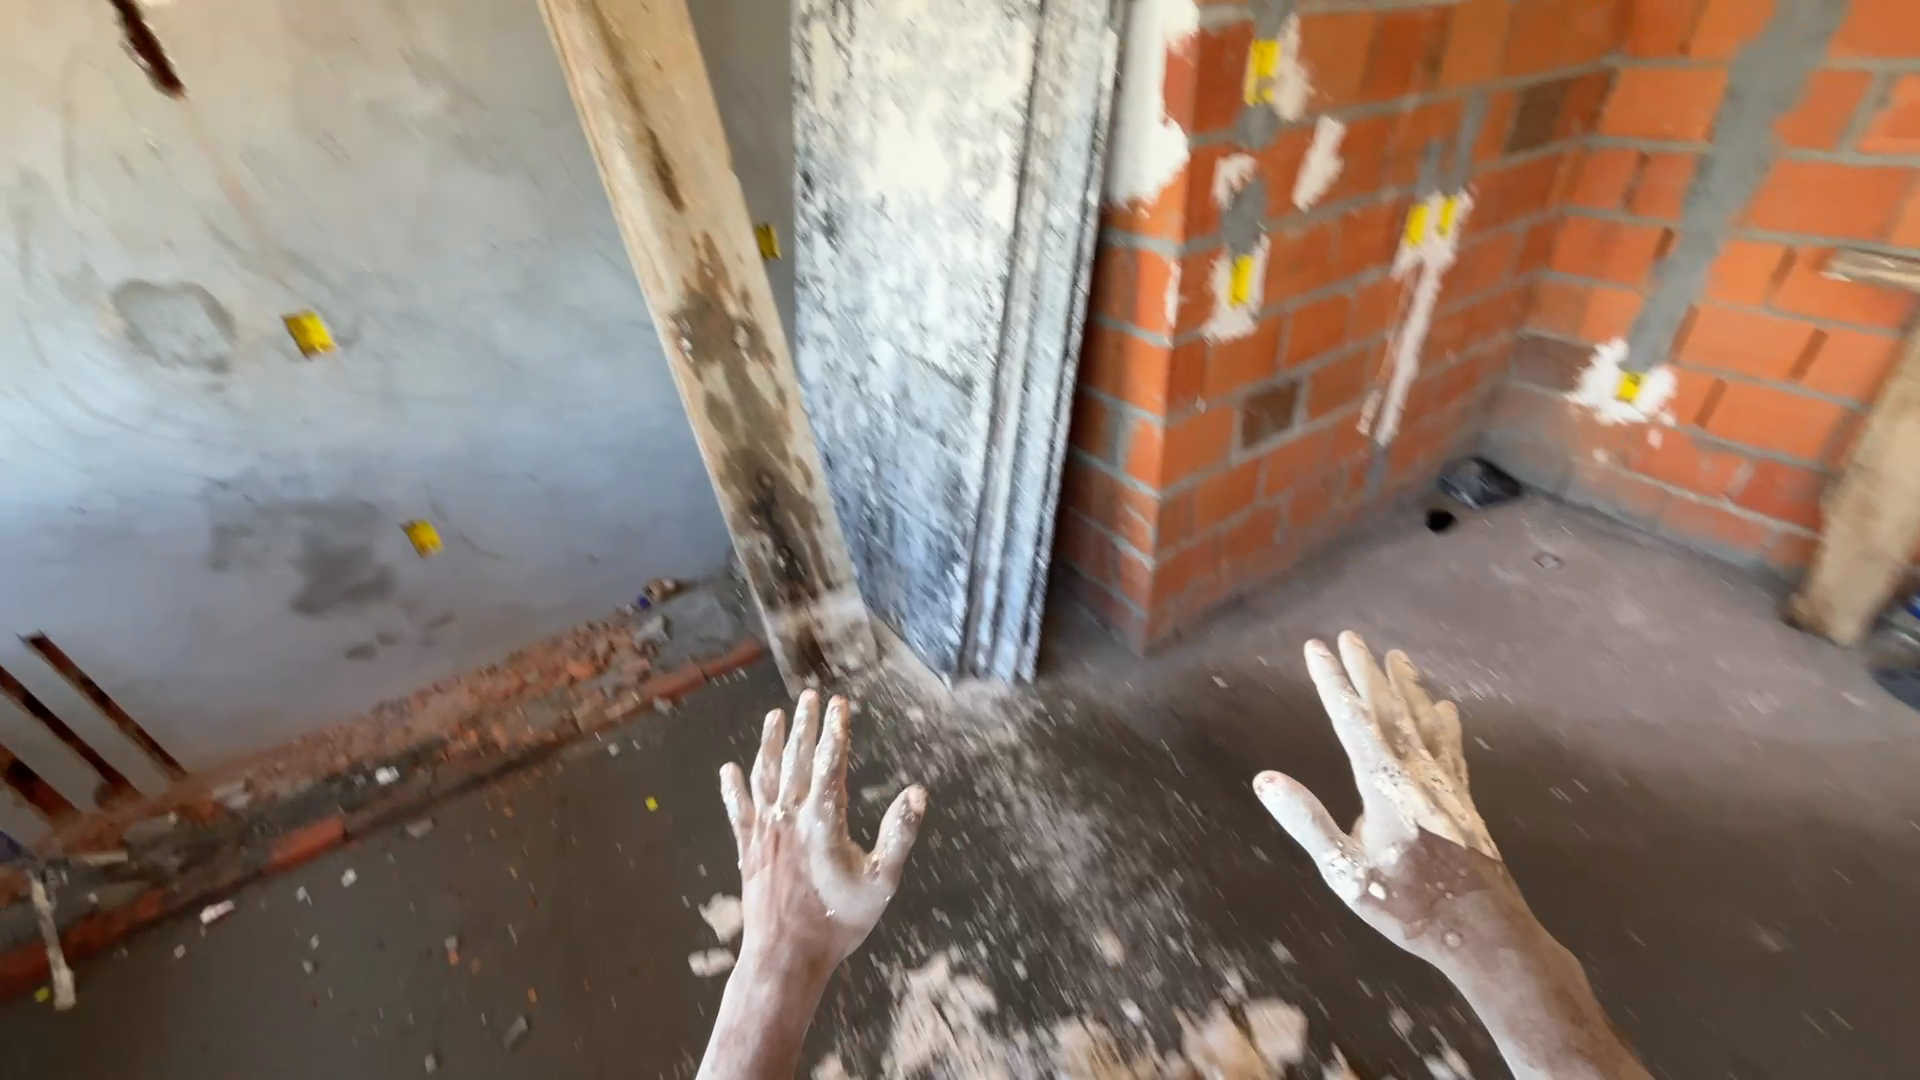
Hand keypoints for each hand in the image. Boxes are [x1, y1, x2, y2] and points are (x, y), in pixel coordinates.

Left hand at [719, 691, 926, 973]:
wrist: (785, 959)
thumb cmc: (838, 922)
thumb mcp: (882, 881)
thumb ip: (899, 833)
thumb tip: (917, 792)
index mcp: (823, 819)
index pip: (831, 761)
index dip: (837, 729)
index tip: (840, 703)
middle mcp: (790, 816)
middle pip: (796, 758)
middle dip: (805, 725)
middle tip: (809, 696)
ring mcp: (765, 831)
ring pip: (765, 775)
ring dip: (769, 743)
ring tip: (774, 716)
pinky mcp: (748, 850)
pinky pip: (738, 811)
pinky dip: (733, 789)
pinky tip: (728, 771)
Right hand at [1252, 632, 1525, 968]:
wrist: (1490, 939)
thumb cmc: (1409, 908)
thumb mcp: (1346, 873)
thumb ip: (1307, 822)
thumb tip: (1265, 779)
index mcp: (1384, 787)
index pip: (1352, 721)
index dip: (1332, 682)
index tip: (1316, 648)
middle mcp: (1417, 776)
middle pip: (1389, 711)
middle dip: (1367, 673)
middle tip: (1351, 637)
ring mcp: (1445, 787)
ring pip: (1423, 723)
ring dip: (1406, 687)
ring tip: (1397, 656)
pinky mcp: (1463, 802)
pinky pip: (1451, 749)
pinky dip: (1444, 724)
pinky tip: (1445, 709)